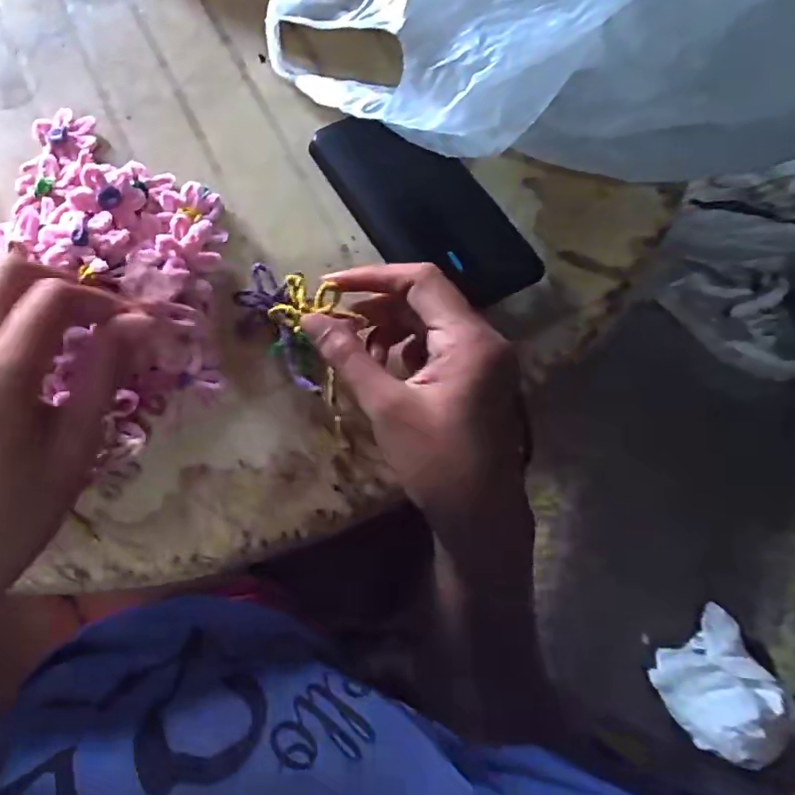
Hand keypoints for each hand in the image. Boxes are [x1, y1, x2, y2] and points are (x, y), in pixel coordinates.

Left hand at [0, 253, 162, 639]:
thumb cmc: (23, 508)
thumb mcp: (76, 446)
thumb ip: (104, 373)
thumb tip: (139, 321)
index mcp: (0, 375)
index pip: (53, 298)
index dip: (99, 300)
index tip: (128, 323)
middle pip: (9, 269)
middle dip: (60, 279)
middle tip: (92, 312)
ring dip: (20, 282)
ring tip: (54, 314)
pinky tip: (9, 327)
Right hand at [300, 263, 526, 525]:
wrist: (480, 516)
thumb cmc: (435, 461)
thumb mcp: (385, 406)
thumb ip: (348, 356)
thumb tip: (310, 319)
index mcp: (469, 339)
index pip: (421, 281)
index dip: (371, 277)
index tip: (329, 287)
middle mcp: (483, 339)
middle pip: (425, 299)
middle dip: (375, 305)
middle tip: (332, 319)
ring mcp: (482, 359)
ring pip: (428, 322)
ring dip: (387, 327)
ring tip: (352, 347)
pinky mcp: (475, 378)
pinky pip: (435, 345)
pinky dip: (403, 347)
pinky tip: (379, 367)